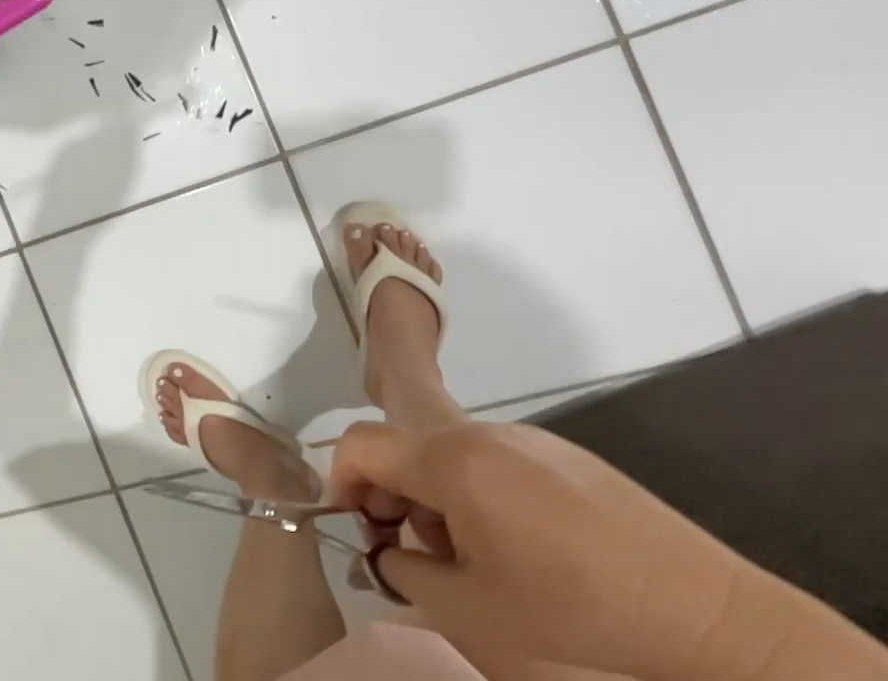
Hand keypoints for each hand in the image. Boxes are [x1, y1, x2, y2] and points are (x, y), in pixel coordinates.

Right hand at [328, 421, 783, 680]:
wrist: (715, 620)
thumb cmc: (578, 614)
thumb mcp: (469, 611)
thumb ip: (402, 570)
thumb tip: (386, 549)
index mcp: (453, 462)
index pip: (361, 444)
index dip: (340, 479)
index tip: (351, 523)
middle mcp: (484, 435)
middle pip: (404, 446)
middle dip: (391, 495)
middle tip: (409, 549)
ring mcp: (530, 440)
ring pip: (448, 454)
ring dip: (435, 497)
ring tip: (467, 555)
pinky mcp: (567, 456)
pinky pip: (494, 461)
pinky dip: (477, 493)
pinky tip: (516, 545)